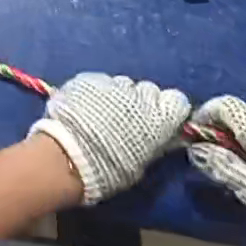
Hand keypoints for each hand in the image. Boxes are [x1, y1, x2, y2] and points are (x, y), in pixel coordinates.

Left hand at [29, 74, 188, 204]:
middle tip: (127, 119)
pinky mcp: (86, 78)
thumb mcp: (144, 160)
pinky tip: (84, 106)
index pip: (176, 101)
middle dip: (140, 102)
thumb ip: (157, 142)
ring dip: (116, 96)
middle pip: (147, 90)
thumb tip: (167, 136)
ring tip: (101, 113)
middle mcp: (138, 93)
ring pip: (121, 84)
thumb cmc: (110, 166)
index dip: (166, 109)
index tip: (158, 120)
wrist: (68, 153)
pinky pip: (98, 82)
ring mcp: (110, 83)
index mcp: (159, 116)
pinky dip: (95, 92)